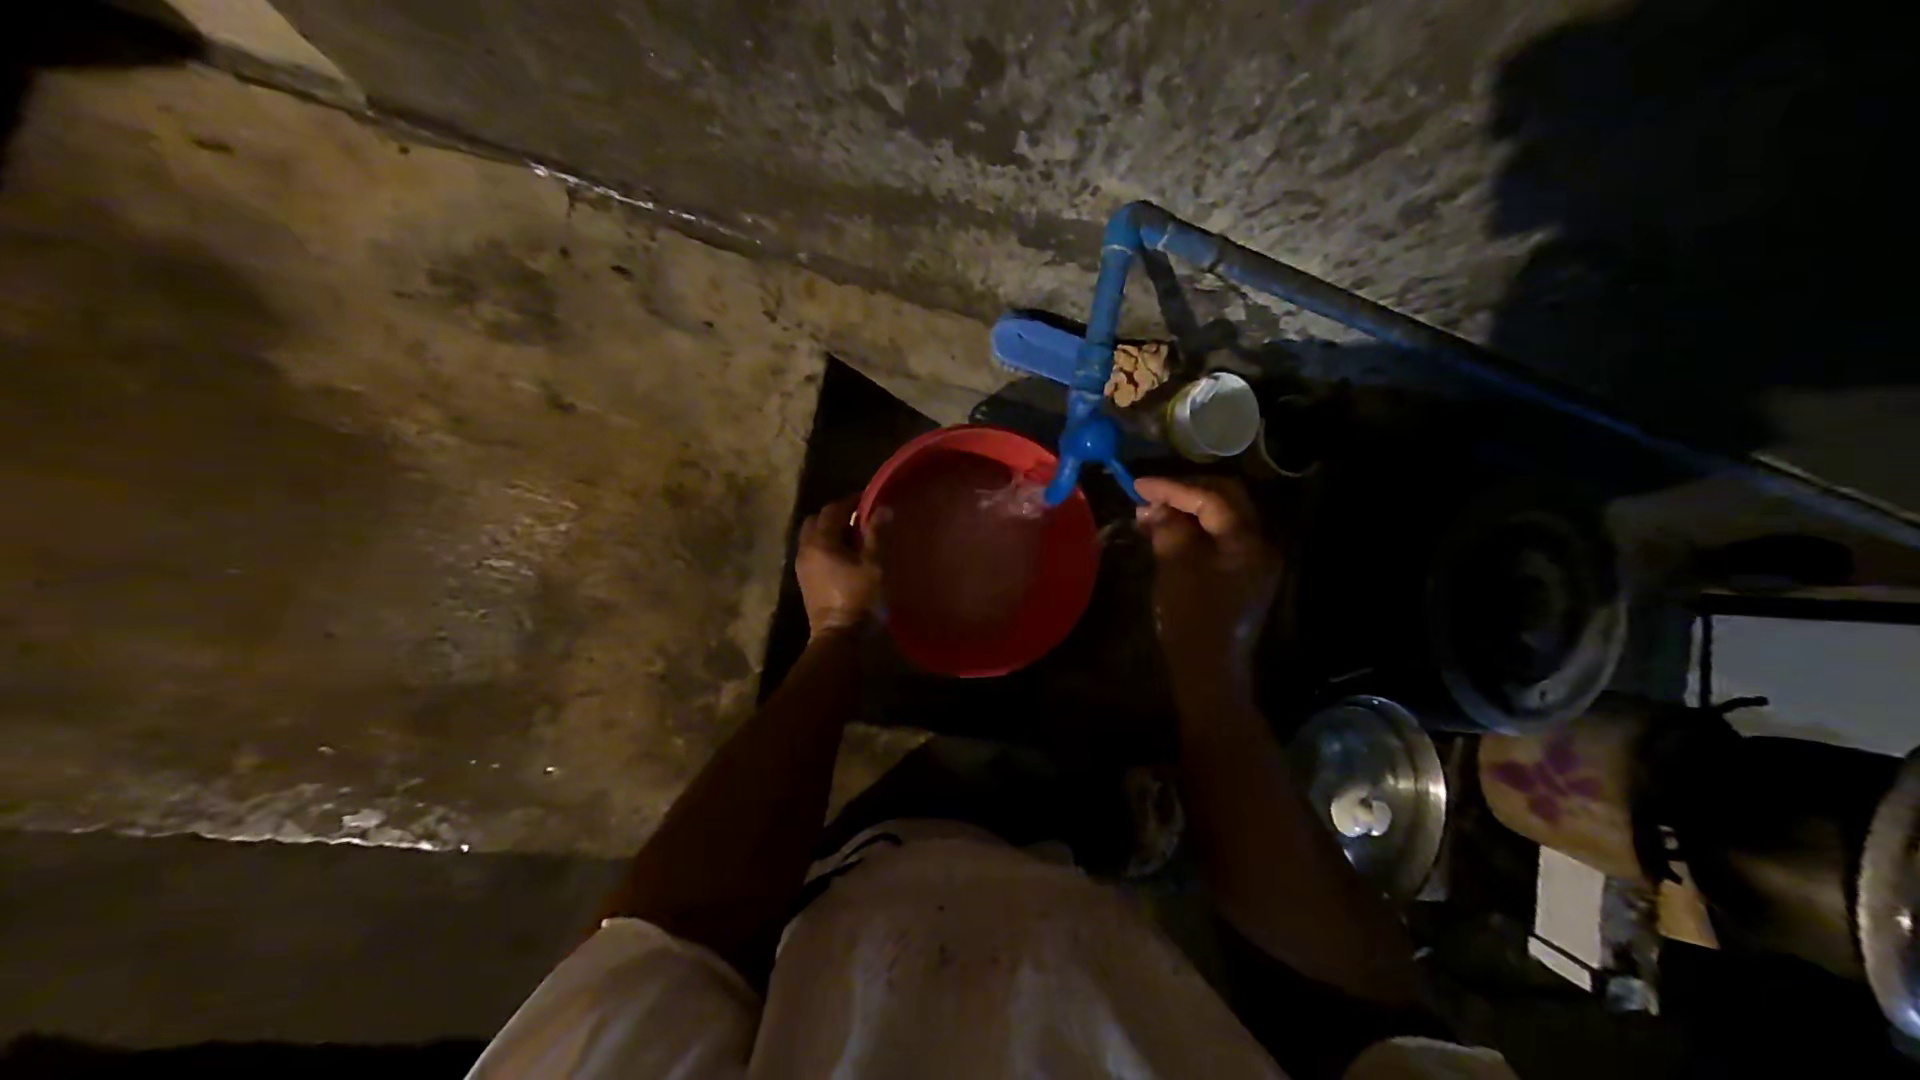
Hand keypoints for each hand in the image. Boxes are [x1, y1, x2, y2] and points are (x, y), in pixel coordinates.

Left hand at [796, 496, 881, 638]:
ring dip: (829, 530)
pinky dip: (825, 545)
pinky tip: (844, 554)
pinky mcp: (805, 579)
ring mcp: (802, 565)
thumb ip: (876, 534)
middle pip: (816, 520)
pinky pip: (812, 551)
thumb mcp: (872, 565)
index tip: (868, 498)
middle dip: (836, 514)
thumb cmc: (858, 599)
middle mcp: (806, 549)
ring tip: (854, 536)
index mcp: (821, 542)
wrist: (838, 636)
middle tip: (859, 517)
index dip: (850, 501)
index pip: (833, 510)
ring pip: (812, 536)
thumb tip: (883, 508)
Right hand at [1133, 477, 1281, 688]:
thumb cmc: (1192, 621)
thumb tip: (1157, 506)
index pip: (1212, 498)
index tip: (1138, 485)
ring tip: (1151, 514)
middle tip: (1149, 496)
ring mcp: (1254, 561)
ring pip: (1222, 518)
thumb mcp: (1175, 569)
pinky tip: (1167, 533)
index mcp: (1248, 542)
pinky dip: (1194, 530)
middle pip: (1226, 500)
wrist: (1209, 672)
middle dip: (1186, 492)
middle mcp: (1260, 545)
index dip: (1173, 488)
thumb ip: (1169, 529)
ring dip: (1188, 510)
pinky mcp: (1242, 574)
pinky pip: (1219, 539)